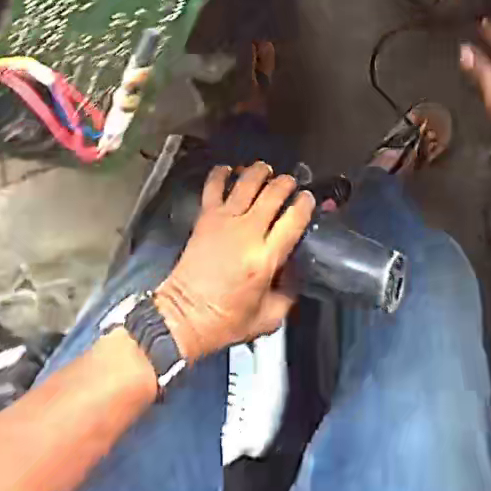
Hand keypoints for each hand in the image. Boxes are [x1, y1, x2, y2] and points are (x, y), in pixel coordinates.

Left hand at [155, 162, 314, 360]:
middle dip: (287, 183)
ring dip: (260, 172)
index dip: (305, 203)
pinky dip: (222, 173)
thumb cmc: (225, 321)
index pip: (294, 218)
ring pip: (247, 182)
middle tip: (290, 184)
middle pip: (273, 193)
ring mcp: (224, 220)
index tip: (308, 200)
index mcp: (266, 258)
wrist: (182, 318)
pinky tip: (230, 170)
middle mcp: (247, 232)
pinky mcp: (205, 217)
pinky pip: (214, 185)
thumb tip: (296, 271)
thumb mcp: (268, 318)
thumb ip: (289, 293)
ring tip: (266, 170)